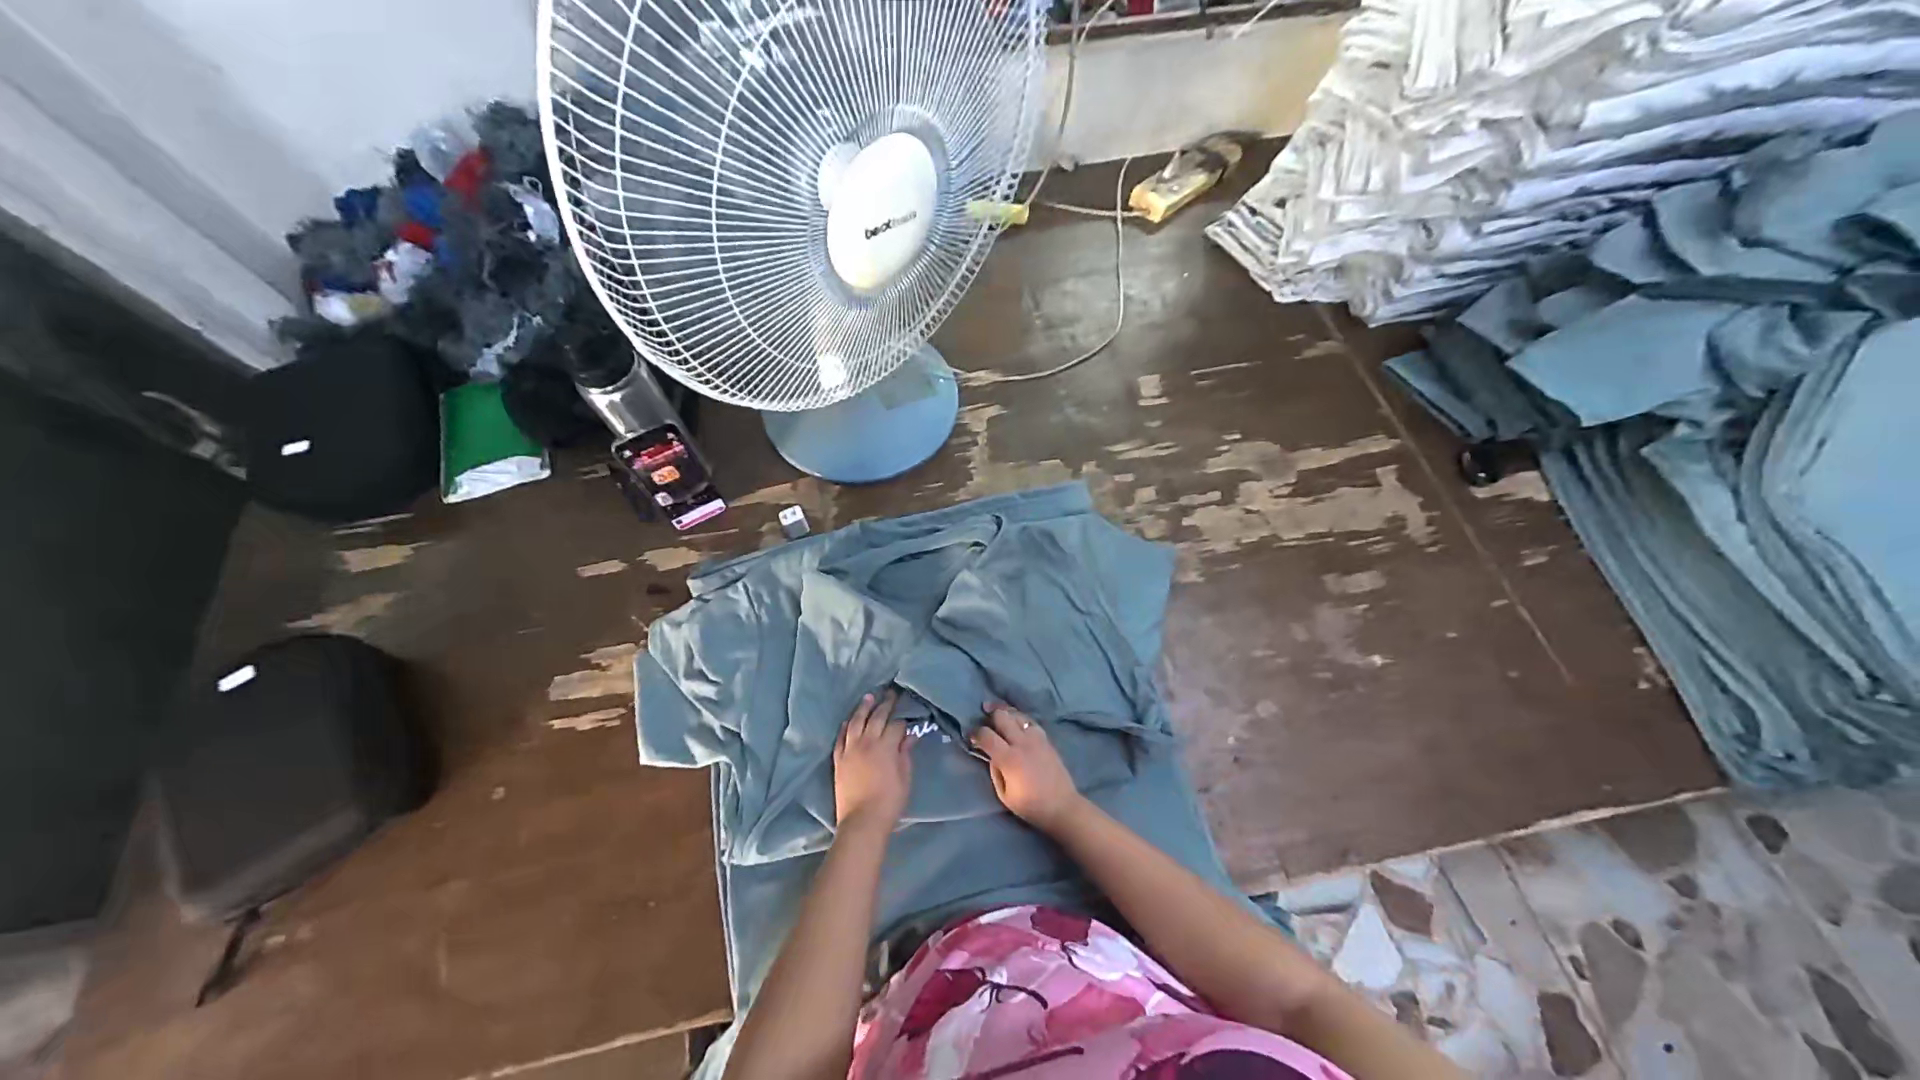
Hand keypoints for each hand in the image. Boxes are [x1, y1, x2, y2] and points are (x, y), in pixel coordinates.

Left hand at [833, 690, 912, 831]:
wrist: (862, 821)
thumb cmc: (889, 802)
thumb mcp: (905, 778)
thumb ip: (905, 754)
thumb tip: (910, 735)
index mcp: (886, 747)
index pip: (896, 725)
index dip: (903, 721)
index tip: (907, 718)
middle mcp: (867, 742)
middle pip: (877, 717)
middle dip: (886, 704)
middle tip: (891, 693)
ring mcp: (850, 749)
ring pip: (856, 721)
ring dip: (864, 707)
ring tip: (868, 696)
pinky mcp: (838, 759)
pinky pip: (841, 737)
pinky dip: (846, 726)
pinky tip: (849, 720)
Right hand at [970, 703, 1083, 831]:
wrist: (1062, 805)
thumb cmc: (1031, 805)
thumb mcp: (1004, 795)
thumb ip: (994, 771)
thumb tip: (991, 755)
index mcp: (1009, 758)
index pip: (986, 735)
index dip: (975, 733)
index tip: (971, 736)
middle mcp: (1022, 743)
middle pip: (1002, 716)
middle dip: (990, 716)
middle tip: (984, 720)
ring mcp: (1036, 738)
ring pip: (1017, 714)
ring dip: (1006, 714)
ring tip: (999, 718)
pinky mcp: (1046, 739)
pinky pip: (1030, 722)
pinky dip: (1020, 720)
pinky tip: (1017, 725)